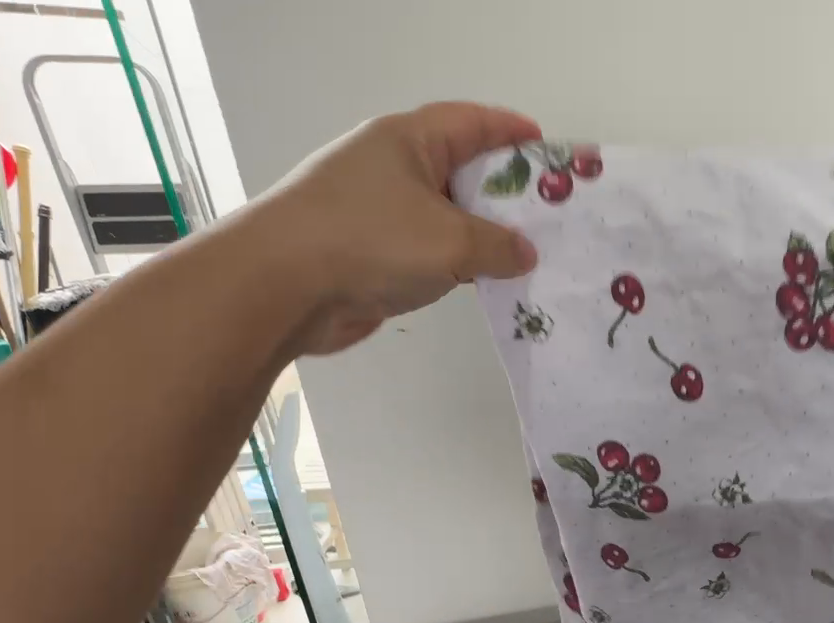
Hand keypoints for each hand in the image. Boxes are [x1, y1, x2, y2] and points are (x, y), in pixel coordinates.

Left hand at [232, 102, 542, 355]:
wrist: (284, 287)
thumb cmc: (371, 241)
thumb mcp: (452, 242)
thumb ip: (499, 247)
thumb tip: (525, 253)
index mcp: (408, 141)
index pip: (470, 123)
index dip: (510, 131)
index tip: (546, 150)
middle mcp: (393, 168)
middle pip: (462, 170)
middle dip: (505, 191)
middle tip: (548, 214)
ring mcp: (381, 212)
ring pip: (448, 216)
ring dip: (485, 235)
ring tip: (529, 255)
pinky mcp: (374, 253)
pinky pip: (432, 252)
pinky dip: (461, 264)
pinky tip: (488, 282)